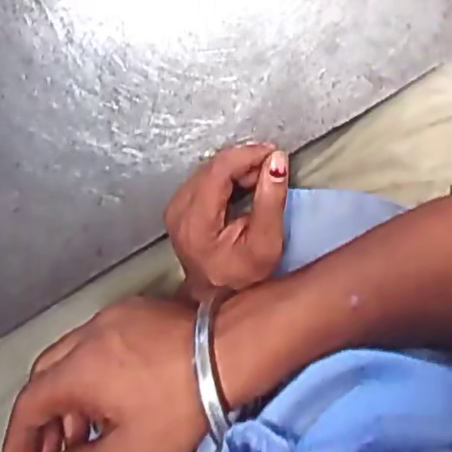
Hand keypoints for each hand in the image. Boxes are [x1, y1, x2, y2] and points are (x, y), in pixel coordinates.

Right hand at [1, 299, 206, 451]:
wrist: (229, 351)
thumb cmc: (181, 403)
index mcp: (81, 364)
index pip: (28, 405)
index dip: (18, 447)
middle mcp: (94, 330)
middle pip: (46, 375)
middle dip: (41, 420)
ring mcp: (120, 314)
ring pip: (74, 355)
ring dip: (68, 397)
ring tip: (83, 437)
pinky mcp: (143, 310)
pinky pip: (102, 341)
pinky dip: (93, 373)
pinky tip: (112, 402)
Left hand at [166, 143, 288, 301]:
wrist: (218, 297)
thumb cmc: (245, 276)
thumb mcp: (267, 243)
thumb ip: (271, 200)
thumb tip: (275, 161)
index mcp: (195, 223)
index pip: (219, 170)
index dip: (248, 155)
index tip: (274, 154)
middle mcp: (179, 211)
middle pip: (214, 166)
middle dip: (246, 161)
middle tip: (270, 171)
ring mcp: (176, 207)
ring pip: (210, 167)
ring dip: (238, 167)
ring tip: (259, 181)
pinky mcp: (179, 204)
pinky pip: (207, 175)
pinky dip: (229, 174)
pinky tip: (244, 185)